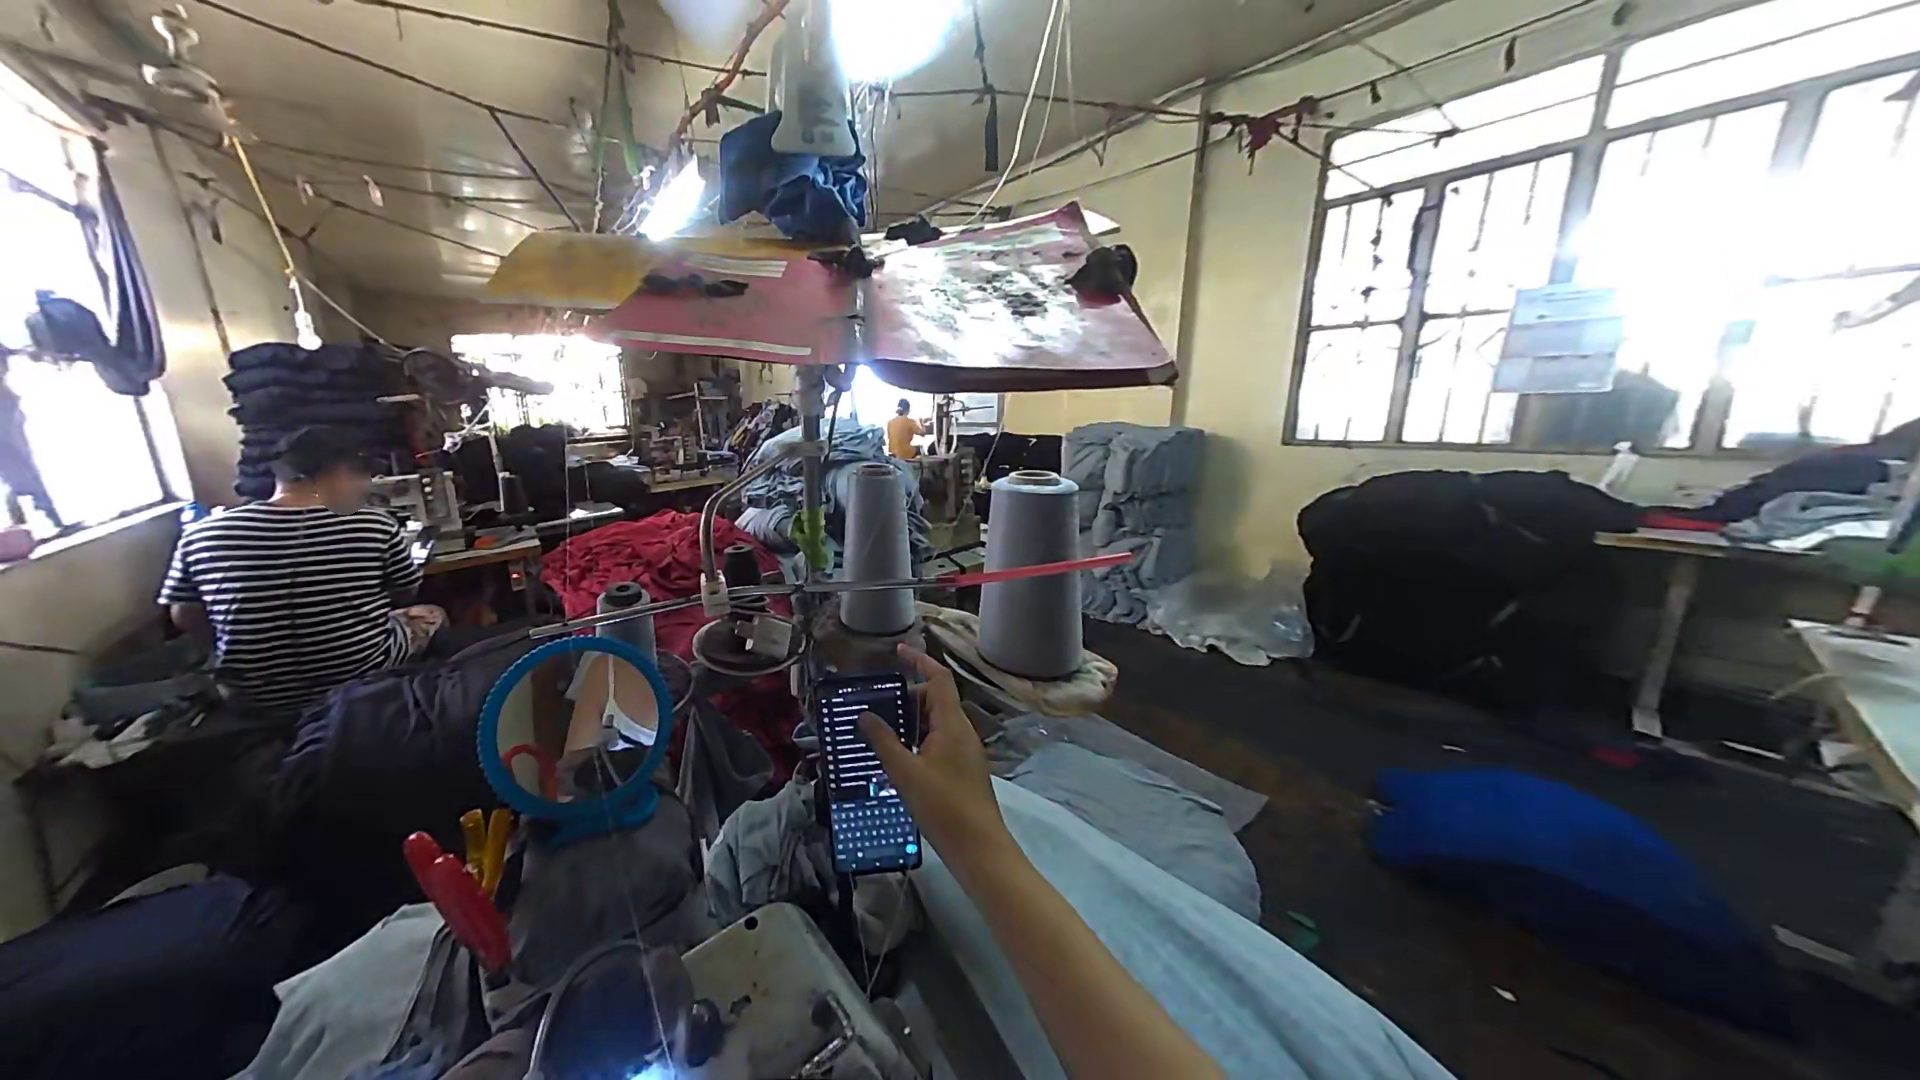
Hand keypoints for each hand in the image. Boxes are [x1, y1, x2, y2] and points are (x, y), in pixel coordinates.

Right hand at [858, 644, 1011, 870]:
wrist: (979, 846)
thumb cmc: (943, 806)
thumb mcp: (905, 772)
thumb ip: (884, 741)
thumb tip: (865, 715)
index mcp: (952, 723)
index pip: (938, 678)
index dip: (919, 661)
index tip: (898, 652)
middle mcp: (962, 730)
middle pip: (936, 699)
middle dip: (908, 697)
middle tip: (878, 706)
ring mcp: (965, 750)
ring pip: (937, 722)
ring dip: (912, 720)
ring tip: (882, 731)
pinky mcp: (963, 767)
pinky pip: (940, 740)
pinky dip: (919, 738)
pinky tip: (900, 757)